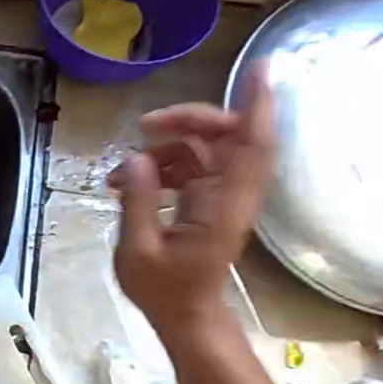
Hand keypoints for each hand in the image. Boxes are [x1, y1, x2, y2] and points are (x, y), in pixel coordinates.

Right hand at [110, 78, 274, 335]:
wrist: (186, 315)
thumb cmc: (164, 290)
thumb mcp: (138, 250)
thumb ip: (138, 201)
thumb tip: (137, 157)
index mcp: (223, 205)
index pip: (252, 145)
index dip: (257, 105)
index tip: (260, 68)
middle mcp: (231, 194)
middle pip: (226, 136)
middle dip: (187, 120)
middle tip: (145, 123)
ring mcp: (222, 196)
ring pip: (206, 148)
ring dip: (166, 147)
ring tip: (121, 172)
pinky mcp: (209, 201)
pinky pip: (193, 166)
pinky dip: (163, 165)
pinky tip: (130, 182)